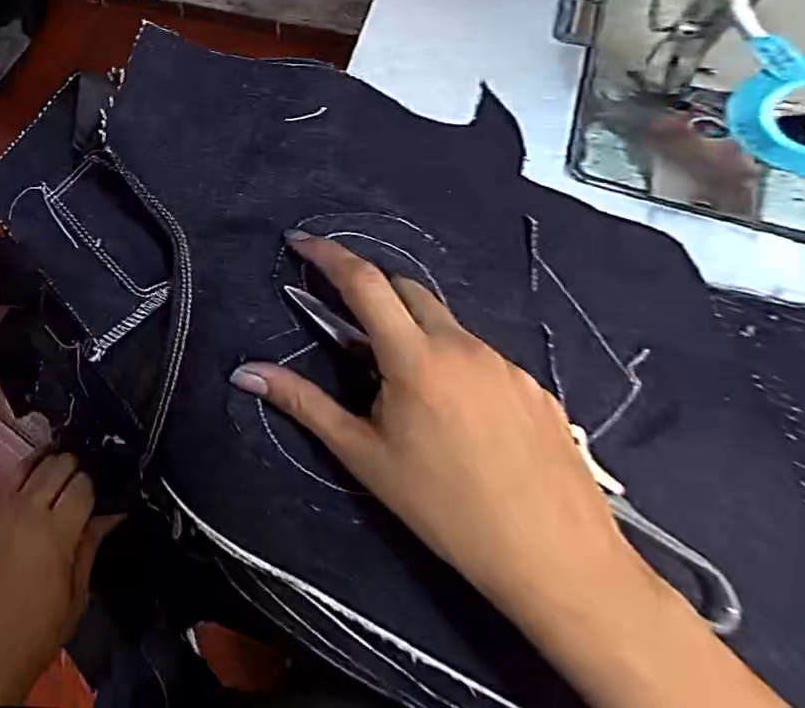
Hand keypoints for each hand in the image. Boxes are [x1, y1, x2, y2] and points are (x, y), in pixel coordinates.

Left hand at [0, 454, 118, 706]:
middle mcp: (30, 511)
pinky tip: (45, 475)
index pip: (83, 484)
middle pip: (59, 464)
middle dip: (78, 468)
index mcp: (55, 533)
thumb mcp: (78, 592)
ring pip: (36, 461)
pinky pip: (15, 474)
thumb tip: (112, 513)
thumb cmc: (42, 628)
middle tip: (90, 485)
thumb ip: (91, 543)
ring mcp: (9, 509)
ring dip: (55, 461)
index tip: (106, 496)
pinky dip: (33, 466)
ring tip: (70, 474)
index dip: (97, 486)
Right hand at [230, 232, 635, 619]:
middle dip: (370, 286)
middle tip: (344, 315)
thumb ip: (304, 404)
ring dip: (411, 328)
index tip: (301, 241)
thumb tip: (245, 372)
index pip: (364, 282)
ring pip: (446, 322)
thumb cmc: (447, 509)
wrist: (560, 563)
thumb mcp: (364, 456)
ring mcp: (505, 364)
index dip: (328, 255)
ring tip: (399, 381)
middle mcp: (463, 346)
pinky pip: (480, 354)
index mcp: (415, 358)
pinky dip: (451, 358)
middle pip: (407, 288)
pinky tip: (453, 410)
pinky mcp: (534, 387)